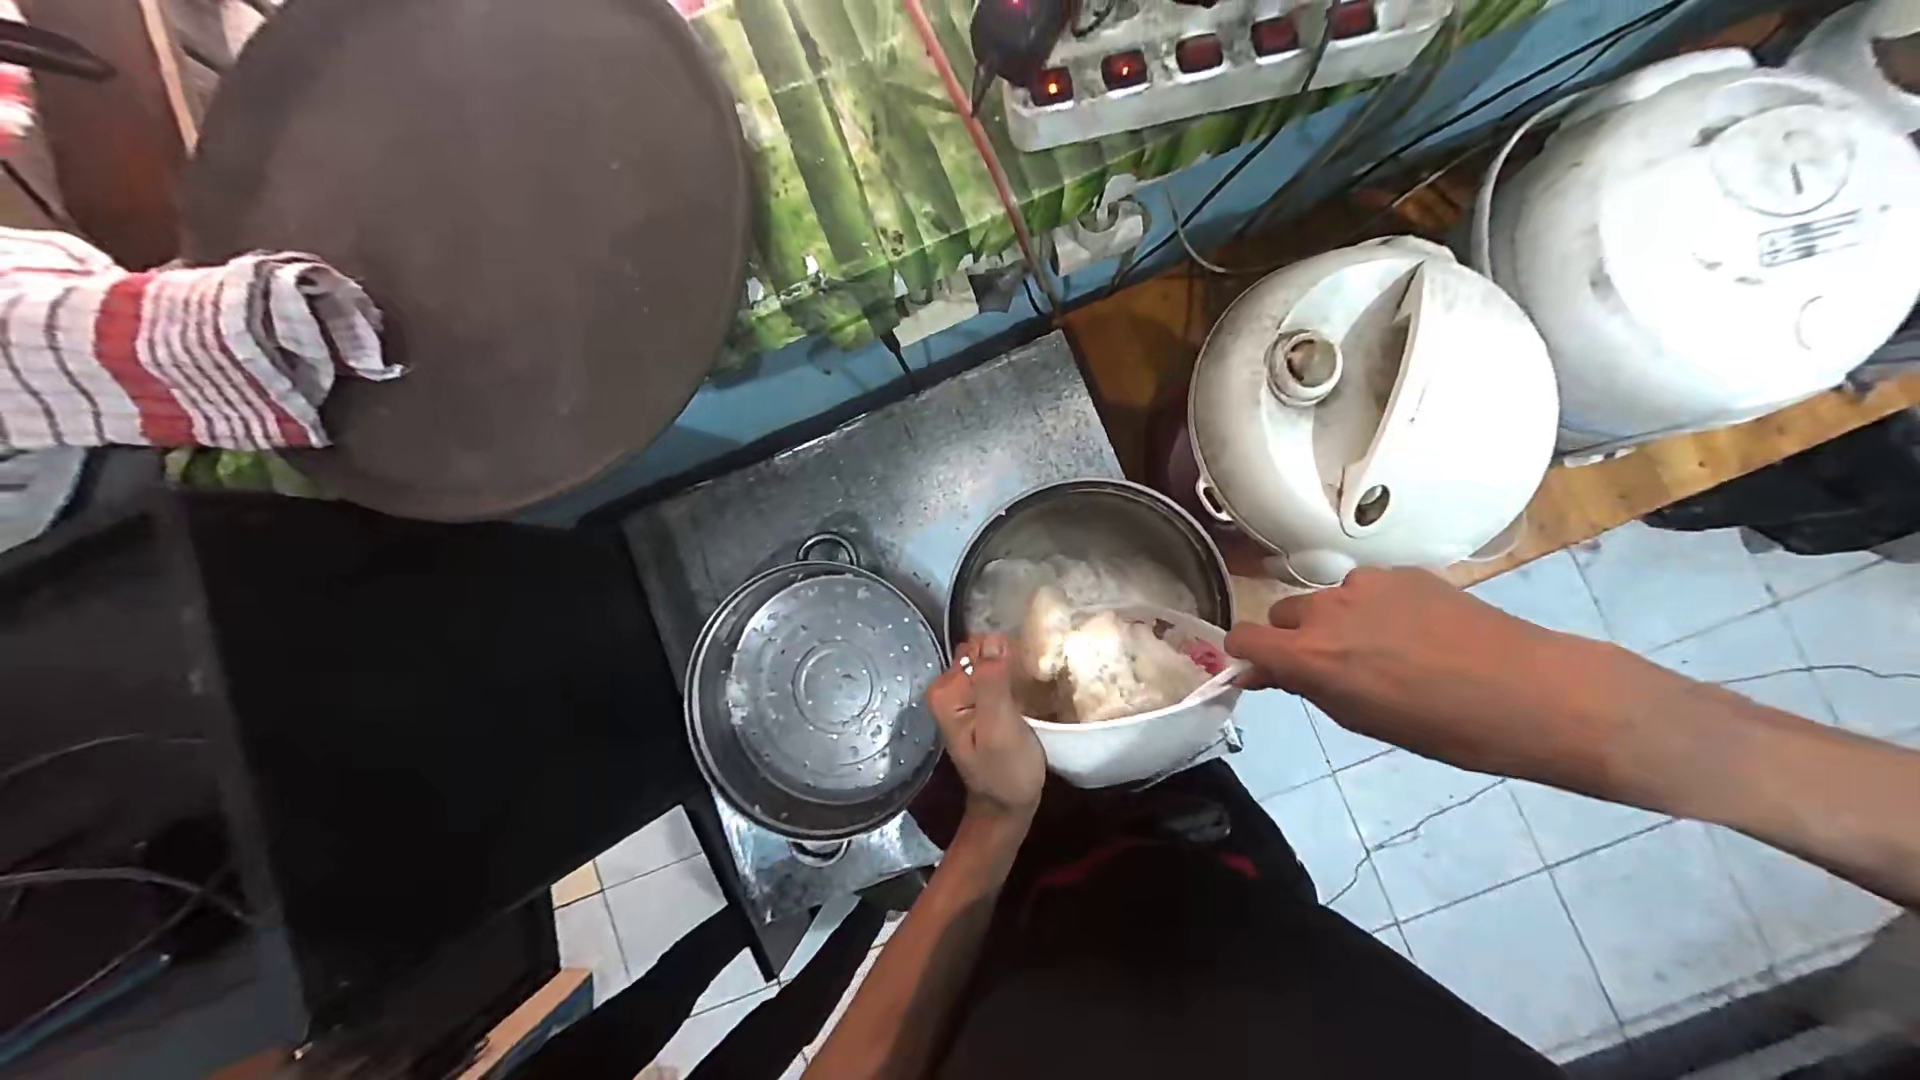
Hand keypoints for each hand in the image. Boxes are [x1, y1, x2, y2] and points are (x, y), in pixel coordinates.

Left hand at [928, 635, 1046, 822]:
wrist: (1007, 807)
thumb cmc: (1005, 773)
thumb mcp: (1000, 729)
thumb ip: (993, 684)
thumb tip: (993, 639)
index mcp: (946, 691)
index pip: (979, 650)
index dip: (1006, 658)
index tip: (1024, 681)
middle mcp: (948, 687)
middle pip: (983, 650)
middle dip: (1008, 660)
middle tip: (1028, 691)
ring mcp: (963, 693)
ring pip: (991, 659)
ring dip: (1013, 669)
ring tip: (1031, 693)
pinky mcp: (979, 700)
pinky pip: (996, 673)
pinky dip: (1013, 678)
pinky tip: (1027, 694)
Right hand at [1224, 567, 1691, 790]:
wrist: (1538, 694)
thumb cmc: (1444, 728)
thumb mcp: (1360, 719)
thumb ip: (1303, 686)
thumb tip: (1265, 671)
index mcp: (1310, 655)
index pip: (1243, 638)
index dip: (1246, 654)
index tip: (1264, 668)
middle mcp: (1325, 611)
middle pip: (1281, 614)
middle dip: (1294, 637)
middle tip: (1336, 664)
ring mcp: (1364, 585)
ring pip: (1326, 600)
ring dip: (1337, 620)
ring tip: (1387, 646)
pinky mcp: (1401, 571)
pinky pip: (1366, 589)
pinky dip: (1375, 606)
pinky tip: (1417, 629)